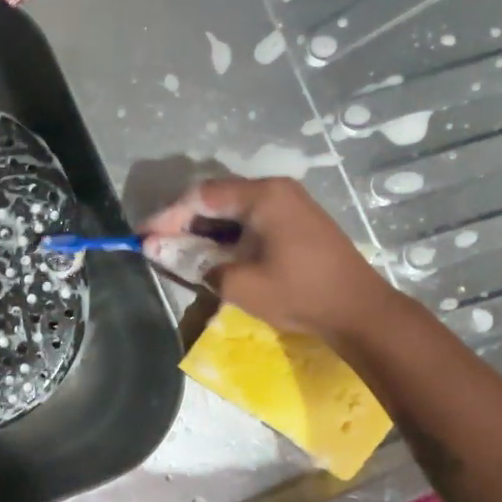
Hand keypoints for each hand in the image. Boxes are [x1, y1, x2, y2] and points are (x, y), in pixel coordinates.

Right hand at [139, 176, 395, 339]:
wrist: (358, 311)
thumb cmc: (297, 293)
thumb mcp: (236, 281)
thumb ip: (191, 260)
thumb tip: (153, 248)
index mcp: (262, 196)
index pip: (200, 196)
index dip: (166, 217)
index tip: (142, 238)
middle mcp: (275, 190)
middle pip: (215, 198)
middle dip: (182, 222)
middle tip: (156, 246)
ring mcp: (289, 204)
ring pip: (231, 209)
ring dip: (203, 230)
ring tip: (178, 253)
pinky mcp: (294, 222)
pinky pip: (249, 219)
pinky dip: (225, 235)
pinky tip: (210, 255)